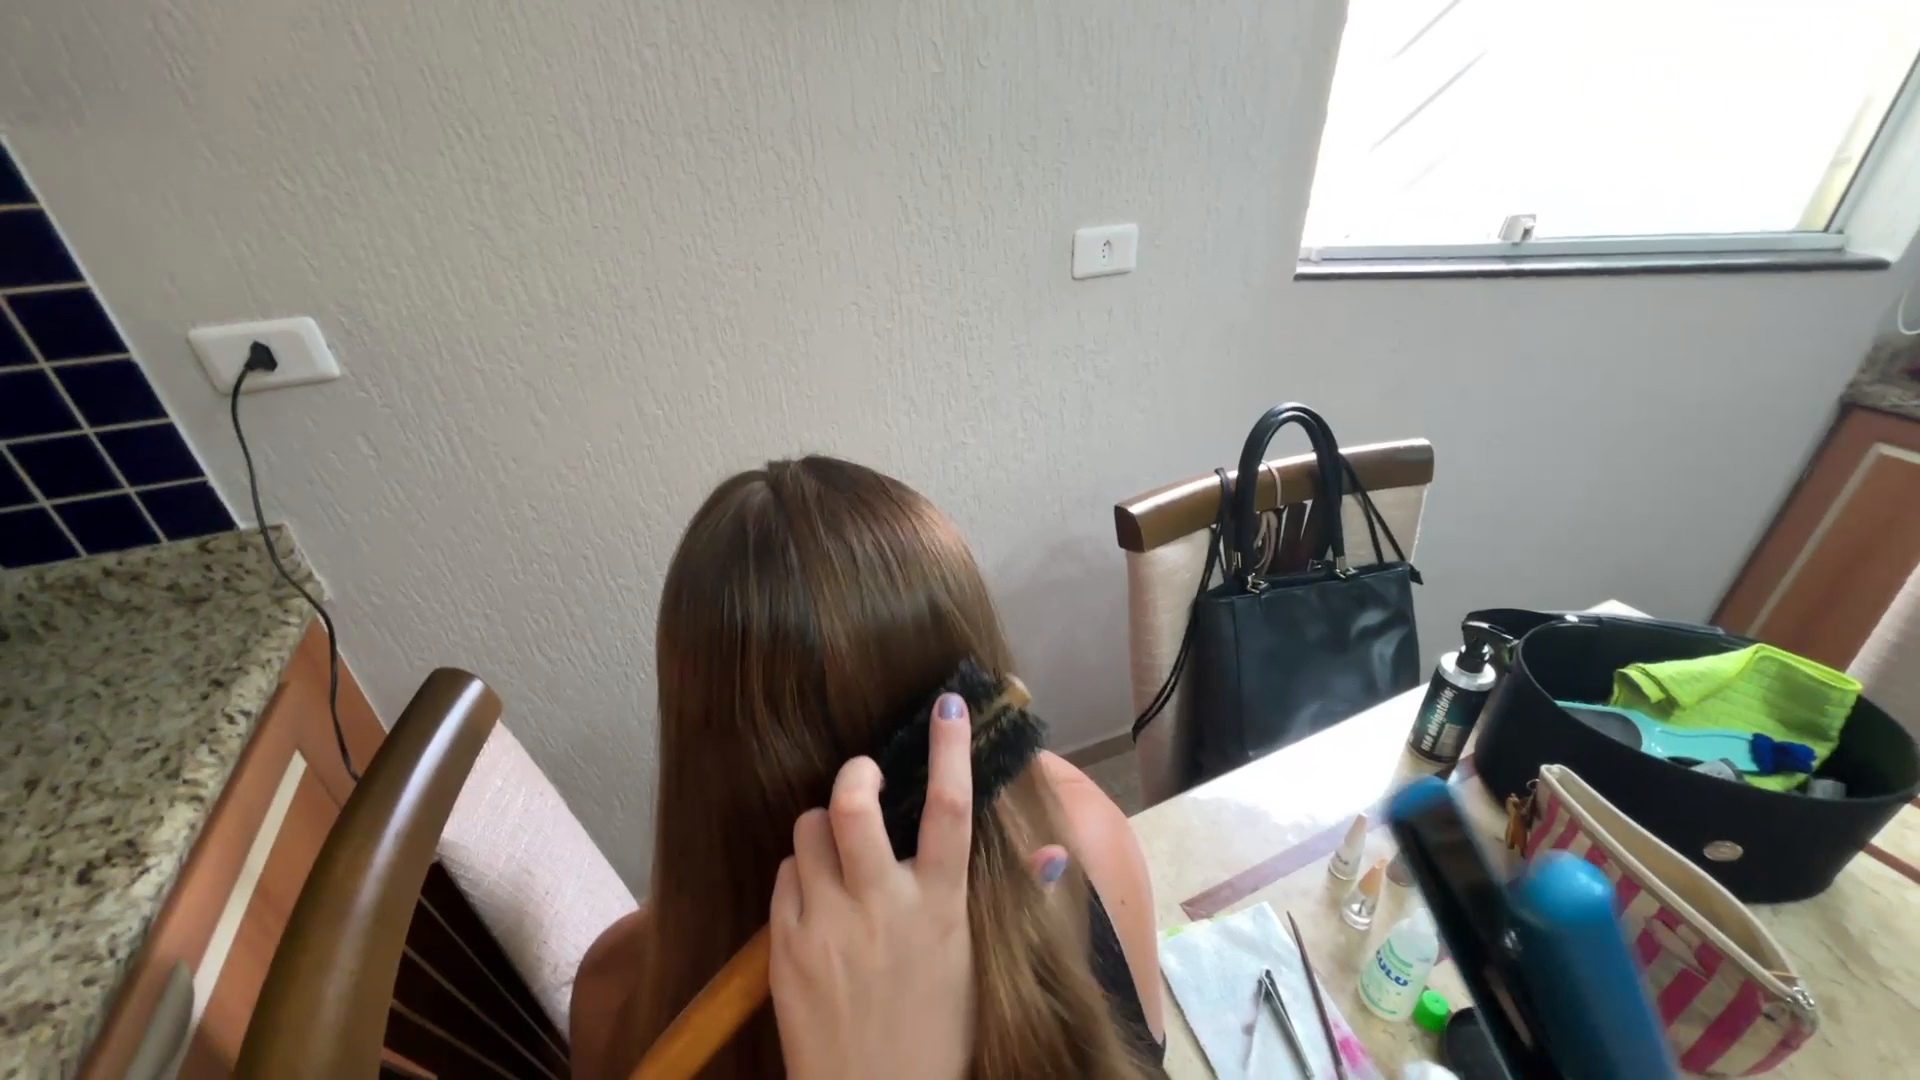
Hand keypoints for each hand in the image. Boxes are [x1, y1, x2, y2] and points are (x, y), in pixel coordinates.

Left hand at [767, 693, 1070, 1079]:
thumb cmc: (940, 1031)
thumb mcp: (979, 964)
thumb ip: (1014, 902)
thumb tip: (1052, 852)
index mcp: (938, 907)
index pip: (948, 810)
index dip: (950, 749)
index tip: (948, 703)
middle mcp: (880, 907)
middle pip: (852, 806)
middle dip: (855, 774)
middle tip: (863, 777)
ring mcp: (825, 926)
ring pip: (808, 830)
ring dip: (823, 826)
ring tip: (838, 850)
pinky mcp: (784, 947)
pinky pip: (785, 875)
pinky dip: (801, 871)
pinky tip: (818, 898)